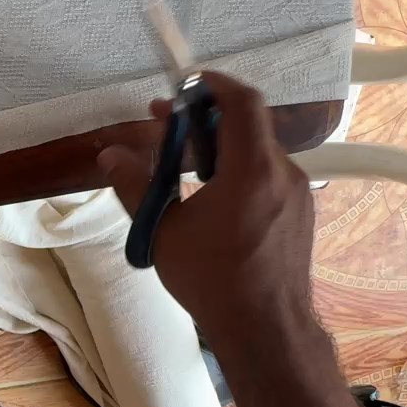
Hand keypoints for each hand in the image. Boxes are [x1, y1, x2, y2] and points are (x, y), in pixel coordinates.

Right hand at [96, 72, 318, 350]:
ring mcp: (297, 193)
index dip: (216, 85)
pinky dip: (235, 172)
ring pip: (256, 155)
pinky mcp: (298, 212)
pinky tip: (208, 197)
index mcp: (252, 171)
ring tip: (181, 165)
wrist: (263, 324)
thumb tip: (108, 155)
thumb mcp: (162, 231)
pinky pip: (265, 177)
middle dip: (206, 120)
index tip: (186, 82)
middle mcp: (283, 173)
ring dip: (219, 149)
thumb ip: (137, 187)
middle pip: (248, 128)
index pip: (243, 106)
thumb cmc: (209, 277)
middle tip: (165, 124)